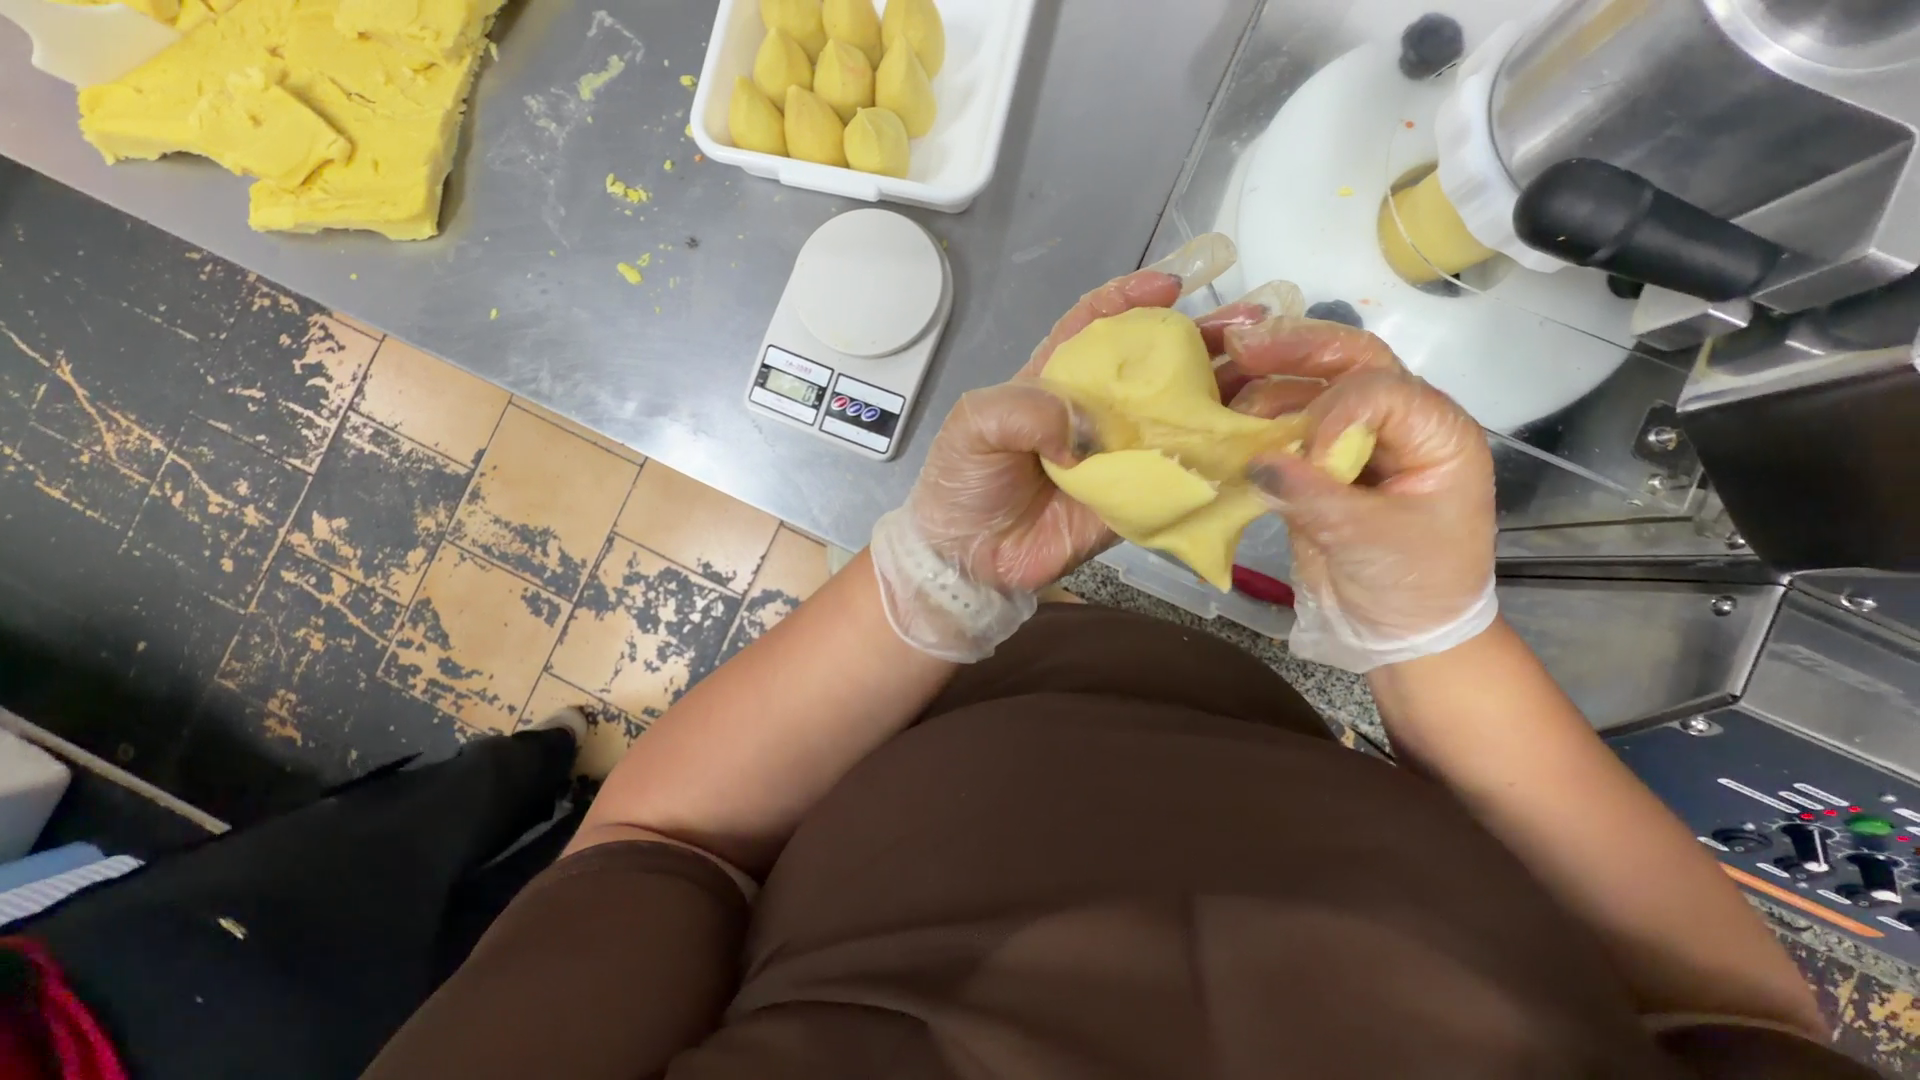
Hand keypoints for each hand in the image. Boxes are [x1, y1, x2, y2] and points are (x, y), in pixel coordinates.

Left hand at [874, 233, 1291, 658]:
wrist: (967, 557)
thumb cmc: (963, 480)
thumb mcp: (976, 425)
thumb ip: (1027, 411)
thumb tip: (1092, 428)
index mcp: (1055, 377)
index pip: (1096, 323)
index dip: (1132, 299)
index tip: (1171, 285)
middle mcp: (1096, 408)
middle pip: (1158, 365)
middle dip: (1205, 339)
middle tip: (1254, 323)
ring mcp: (1121, 452)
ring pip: (1182, 414)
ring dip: (1226, 391)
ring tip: (1274, 371)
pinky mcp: (1136, 497)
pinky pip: (1182, 473)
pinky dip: (1220, 457)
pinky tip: (1257, 440)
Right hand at [1228, 317, 1498, 671]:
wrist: (1402, 631)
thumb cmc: (1414, 584)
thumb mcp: (1372, 543)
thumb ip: (1315, 497)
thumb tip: (1256, 459)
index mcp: (1436, 433)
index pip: (1381, 391)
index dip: (1335, 412)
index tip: (1302, 455)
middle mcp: (1398, 423)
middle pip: (1349, 362)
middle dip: (1294, 349)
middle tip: (1238, 345)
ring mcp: (1356, 440)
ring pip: (1313, 386)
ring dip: (1265, 382)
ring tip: (1218, 384)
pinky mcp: (1320, 464)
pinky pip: (1286, 426)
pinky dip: (1254, 419)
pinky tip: (1221, 416)